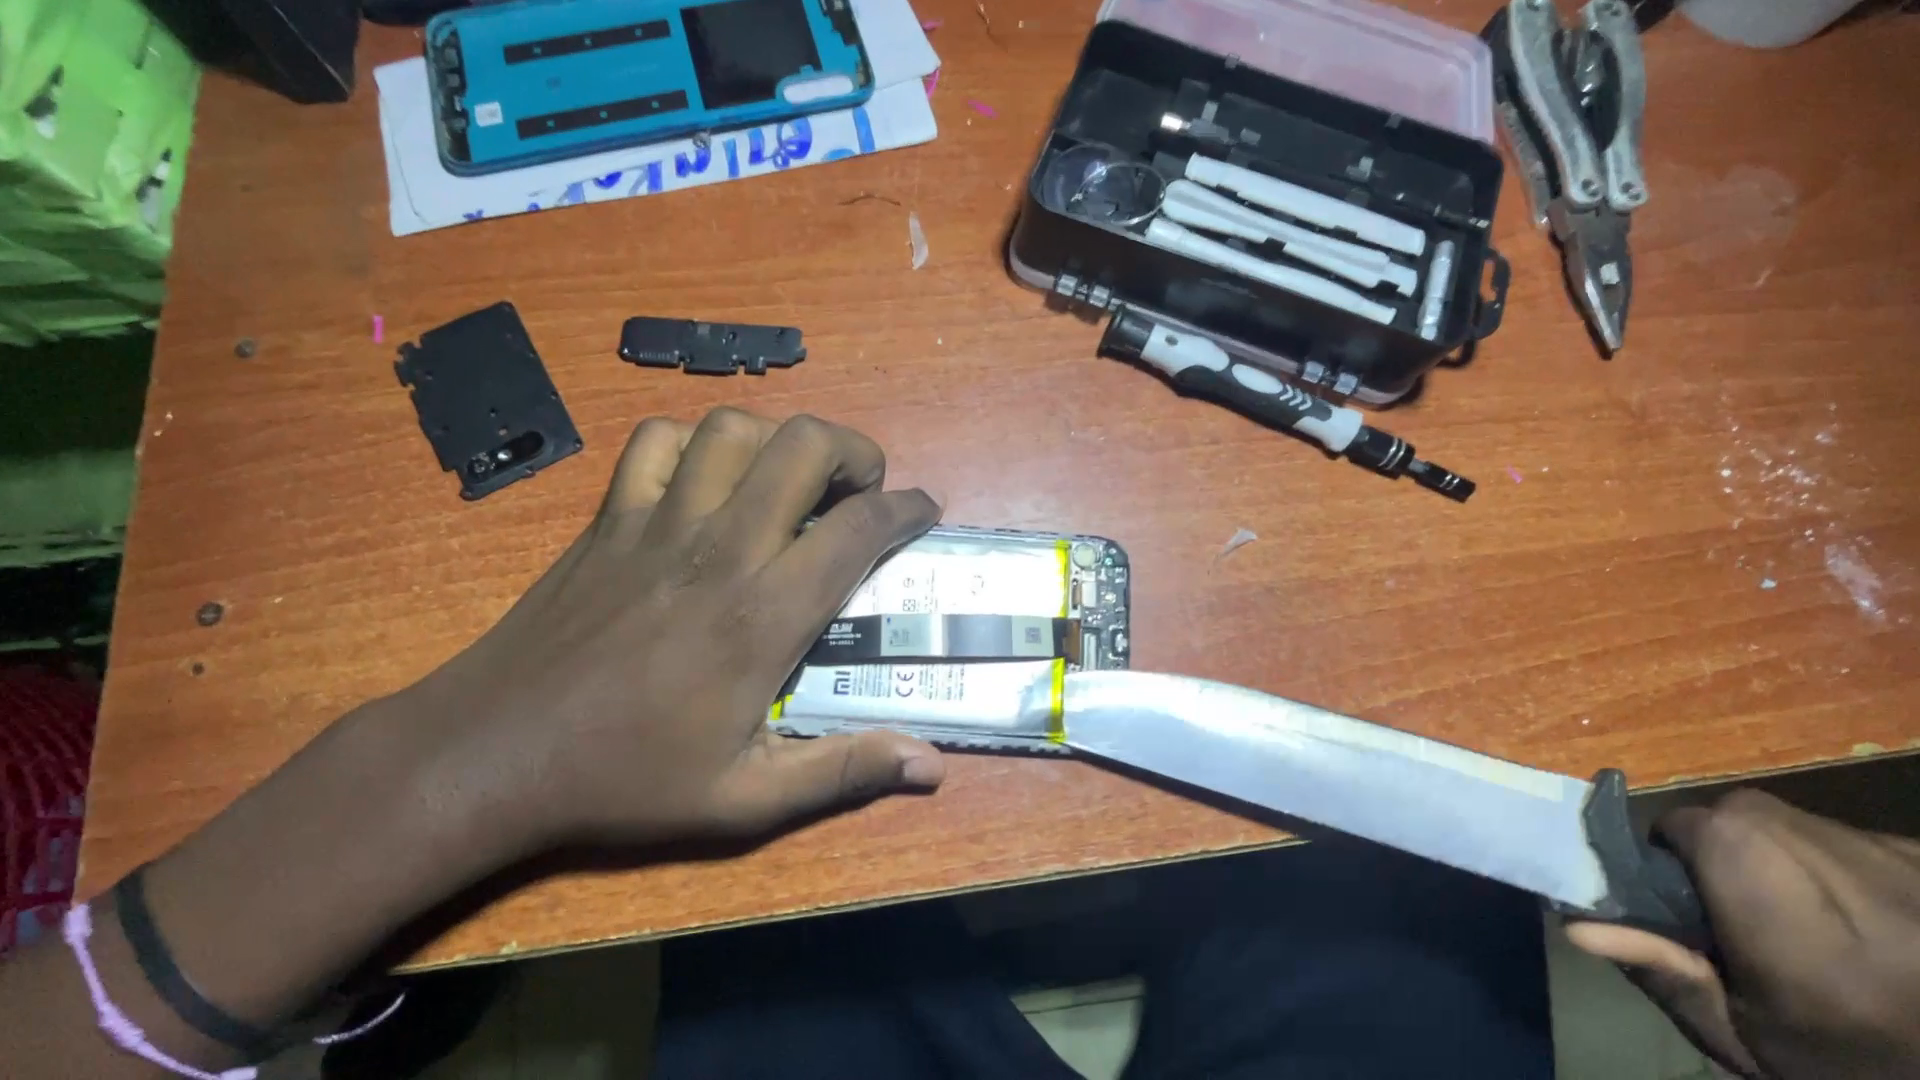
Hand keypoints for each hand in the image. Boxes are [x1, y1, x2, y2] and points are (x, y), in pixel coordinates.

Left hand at [396, 407, 947, 853]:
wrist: (495, 754)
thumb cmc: (627, 779)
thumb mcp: (746, 799)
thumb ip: (844, 771)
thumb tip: (933, 765)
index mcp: (765, 615)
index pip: (859, 528)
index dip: (908, 509)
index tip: (924, 513)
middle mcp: (722, 548)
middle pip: (805, 446)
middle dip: (855, 452)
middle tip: (862, 490)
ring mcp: (659, 523)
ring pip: (734, 428)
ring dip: (779, 440)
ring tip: (791, 479)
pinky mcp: (610, 517)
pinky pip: (657, 442)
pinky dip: (695, 443)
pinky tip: (707, 480)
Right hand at [1566, 790, 1919, 1078]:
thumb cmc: (1852, 1063)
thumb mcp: (1744, 1038)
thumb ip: (1664, 970)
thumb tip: (1578, 926)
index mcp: (1762, 885)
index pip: (1687, 824)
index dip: (1674, 855)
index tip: (1687, 904)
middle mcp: (1824, 850)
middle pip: (1743, 814)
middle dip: (1729, 849)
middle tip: (1745, 915)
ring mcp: (1894, 850)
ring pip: (1802, 826)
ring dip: (1790, 859)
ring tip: (1819, 927)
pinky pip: (1861, 845)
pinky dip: (1853, 874)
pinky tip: (1878, 929)